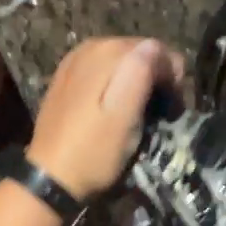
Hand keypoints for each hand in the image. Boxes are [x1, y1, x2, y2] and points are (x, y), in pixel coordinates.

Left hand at [26, 38, 183, 200]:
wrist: (51, 178)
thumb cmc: (95, 152)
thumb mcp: (125, 116)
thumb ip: (142, 73)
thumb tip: (156, 48)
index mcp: (108, 51)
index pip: (158, 50)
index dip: (174, 79)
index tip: (173, 111)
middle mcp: (90, 46)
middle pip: (139, 53)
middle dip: (156, 79)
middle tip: (161, 115)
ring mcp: (75, 61)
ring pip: (122, 63)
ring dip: (137, 84)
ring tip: (140, 115)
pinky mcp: (66, 78)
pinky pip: (103, 72)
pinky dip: (116, 86)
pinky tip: (115, 110)